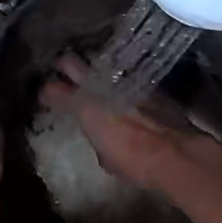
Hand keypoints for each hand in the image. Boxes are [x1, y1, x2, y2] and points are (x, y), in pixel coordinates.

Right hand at [40, 56, 221, 192]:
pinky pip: (126, 77)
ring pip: (99, 65)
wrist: (177, 155)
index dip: (45, 93)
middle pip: (69, 61)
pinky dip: (122, 84)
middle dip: (62, 65)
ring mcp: (123, 80)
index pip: (51, 90)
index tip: (44, 98)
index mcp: (82, 104)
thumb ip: (97, 140)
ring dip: (94, 73)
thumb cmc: (135, 161)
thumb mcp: (108, 158)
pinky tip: (126, 94)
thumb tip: (100, 139)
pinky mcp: (146, 83)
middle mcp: (97, 84)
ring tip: (95, 81)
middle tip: (61, 71)